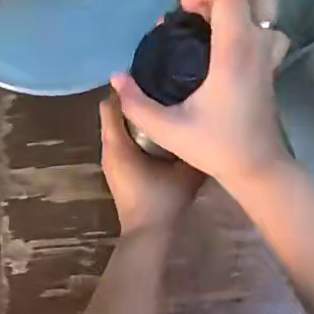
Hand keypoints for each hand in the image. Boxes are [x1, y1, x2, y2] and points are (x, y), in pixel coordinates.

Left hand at [99, 94, 203, 237]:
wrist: (149, 234)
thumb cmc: (162, 200)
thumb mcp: (186, 170)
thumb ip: (193, 146)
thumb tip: (205, 125)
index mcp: (117, 143)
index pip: (111, 104)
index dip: (127, 90)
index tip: (149, 79)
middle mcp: (108, 149)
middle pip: (113, 115)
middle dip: (134, 103)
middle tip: (160, 92)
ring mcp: (111, 163)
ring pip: (118, 131)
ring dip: (135, 120)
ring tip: (161, 111)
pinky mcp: (117, 174)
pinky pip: (122, 144)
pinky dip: (135, 136)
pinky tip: (159, 137)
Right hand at [110, 0, 293, 191]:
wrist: (258, 168)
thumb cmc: (217, 147)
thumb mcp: (168, 129)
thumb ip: (137, 103)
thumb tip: (117, 77)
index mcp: (234, 51)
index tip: (182, 12)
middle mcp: (257, 46)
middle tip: (196, 17)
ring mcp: (269, 56)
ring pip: (265, 9)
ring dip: (238, 8)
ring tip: (211, 30)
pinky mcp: (272, 68)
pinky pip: (267, 30)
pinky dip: (248, 27)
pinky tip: (225, 51)